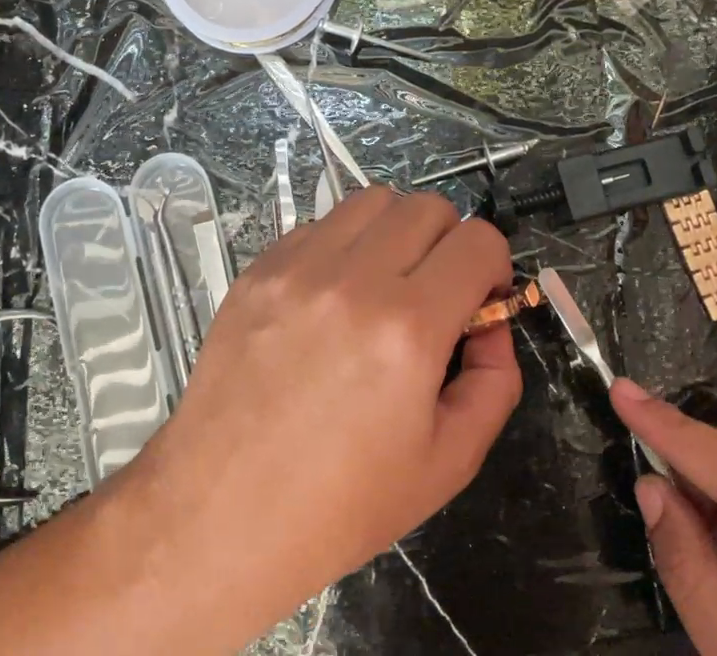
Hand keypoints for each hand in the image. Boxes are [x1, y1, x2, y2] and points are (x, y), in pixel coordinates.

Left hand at [124, 186, 522, 640]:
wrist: (221, 516)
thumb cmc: (341, 503)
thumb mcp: (449, 462)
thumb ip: (494, 382)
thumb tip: (490, 327)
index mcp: (408, 328)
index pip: (478, 241)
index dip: (495, 267)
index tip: (480, 303)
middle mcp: (352, 280)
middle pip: (428, 206)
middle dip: (450, 244)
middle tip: (437, 296)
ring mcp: (296, 269)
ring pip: (371, 201)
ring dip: (395, 233)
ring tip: (385, 287)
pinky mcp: (256, 272)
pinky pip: (318, 227)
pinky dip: (342, 248)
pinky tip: (332, 301)